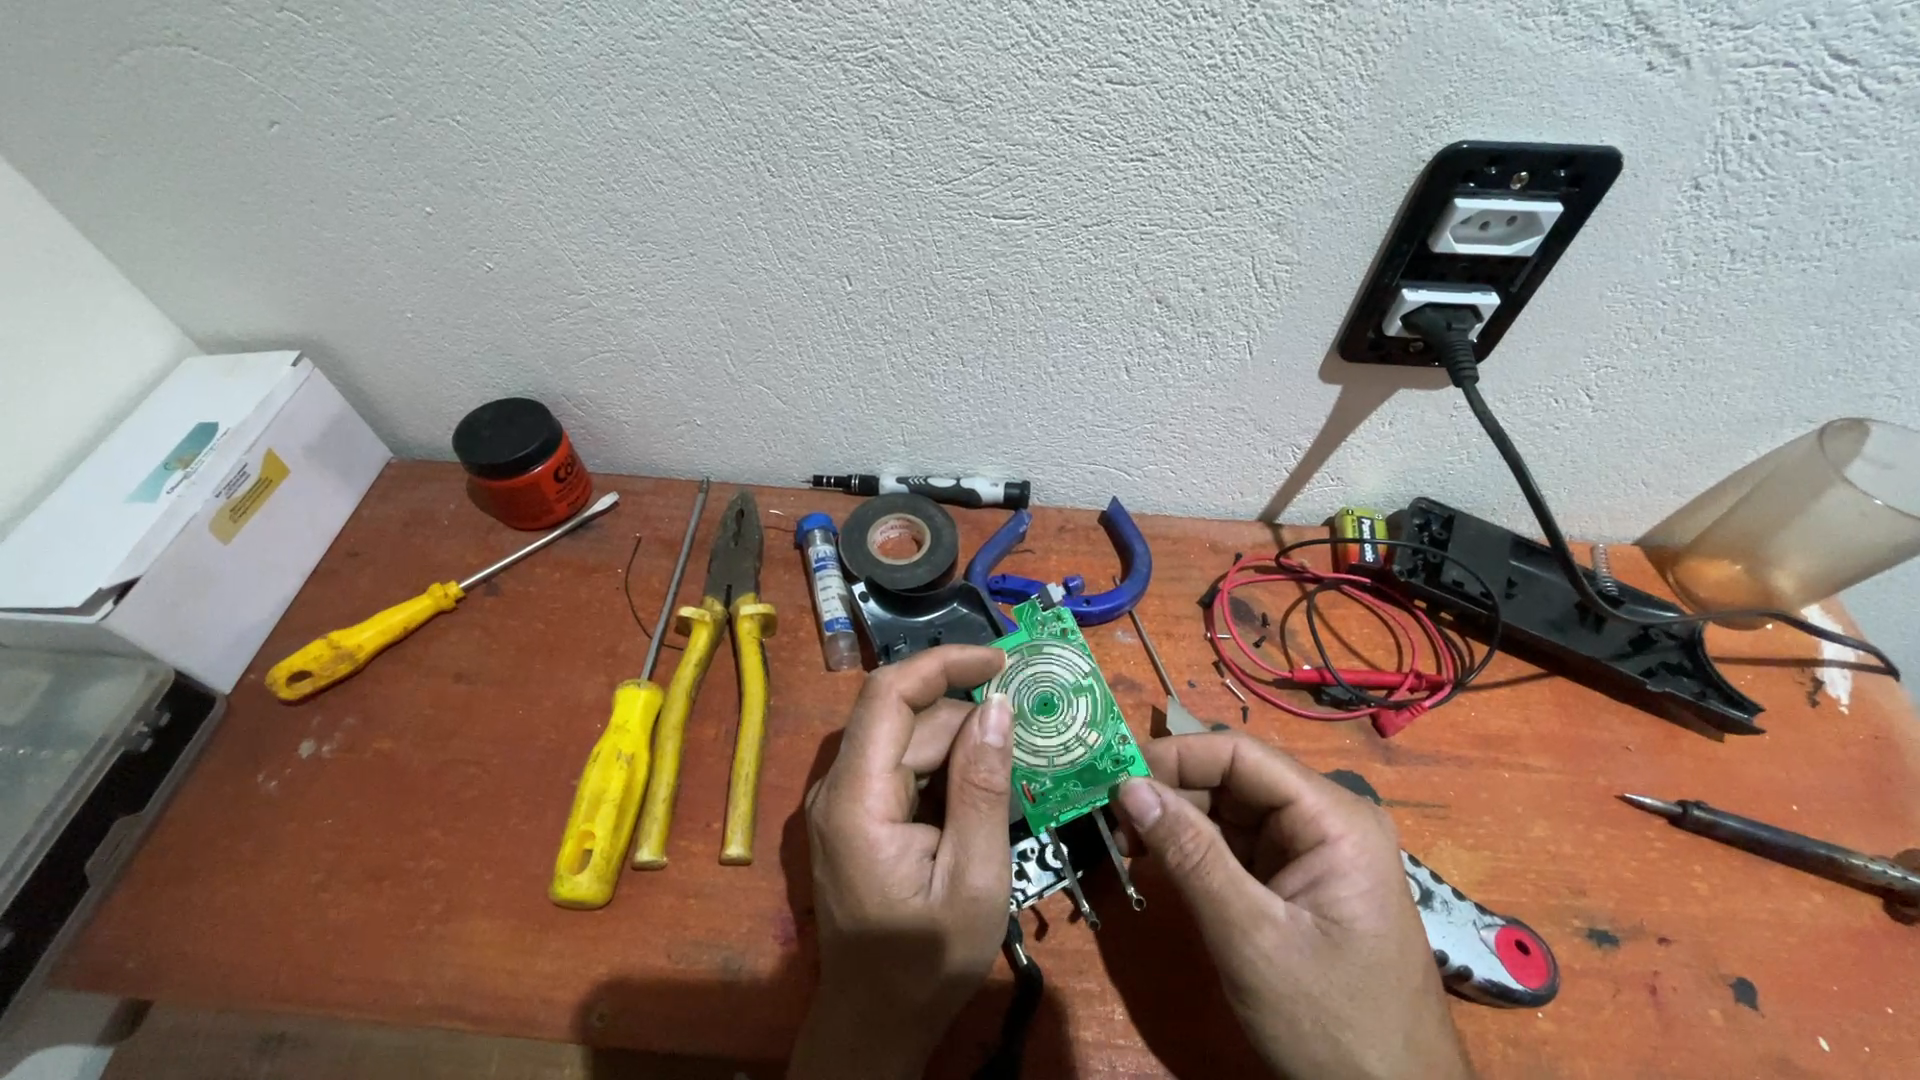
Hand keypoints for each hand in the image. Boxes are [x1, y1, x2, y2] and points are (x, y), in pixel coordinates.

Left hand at [789, 646, 1012, 1079]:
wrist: (875, 1022)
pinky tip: (983, 792)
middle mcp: (838, 787)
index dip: (943, 663)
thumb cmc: (926, 963)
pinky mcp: (856, 814)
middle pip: (904, 717)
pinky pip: (903, 767)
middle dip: (968, 716)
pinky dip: (946, 768)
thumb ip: (983, 788)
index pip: (888, 695)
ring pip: (907, 739)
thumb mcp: (974, 880)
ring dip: (962, 743)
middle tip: (1029, 738)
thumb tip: (997, 707)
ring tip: (1014, 773)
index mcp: (857, 799)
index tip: (1001, 661)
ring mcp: (843, 800)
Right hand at [1114, 733, 1469, 1079]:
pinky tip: (1154, 862)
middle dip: (1169, 793)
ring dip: (1174, 822)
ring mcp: (1312, 852)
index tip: (1113, 778)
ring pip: (1228, 812)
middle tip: (1107, 818)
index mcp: (1333, 818)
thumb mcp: (1251, 938)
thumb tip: (1128, 787)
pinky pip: (1235, 847)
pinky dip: (1192, 852)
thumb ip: (1190, 856)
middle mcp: (1325, 820)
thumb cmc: (1330, 1021)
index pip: (1241, 756)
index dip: (1174, 757)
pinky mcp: (1295, 882)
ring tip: (1120, 842)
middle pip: (1232, 780)